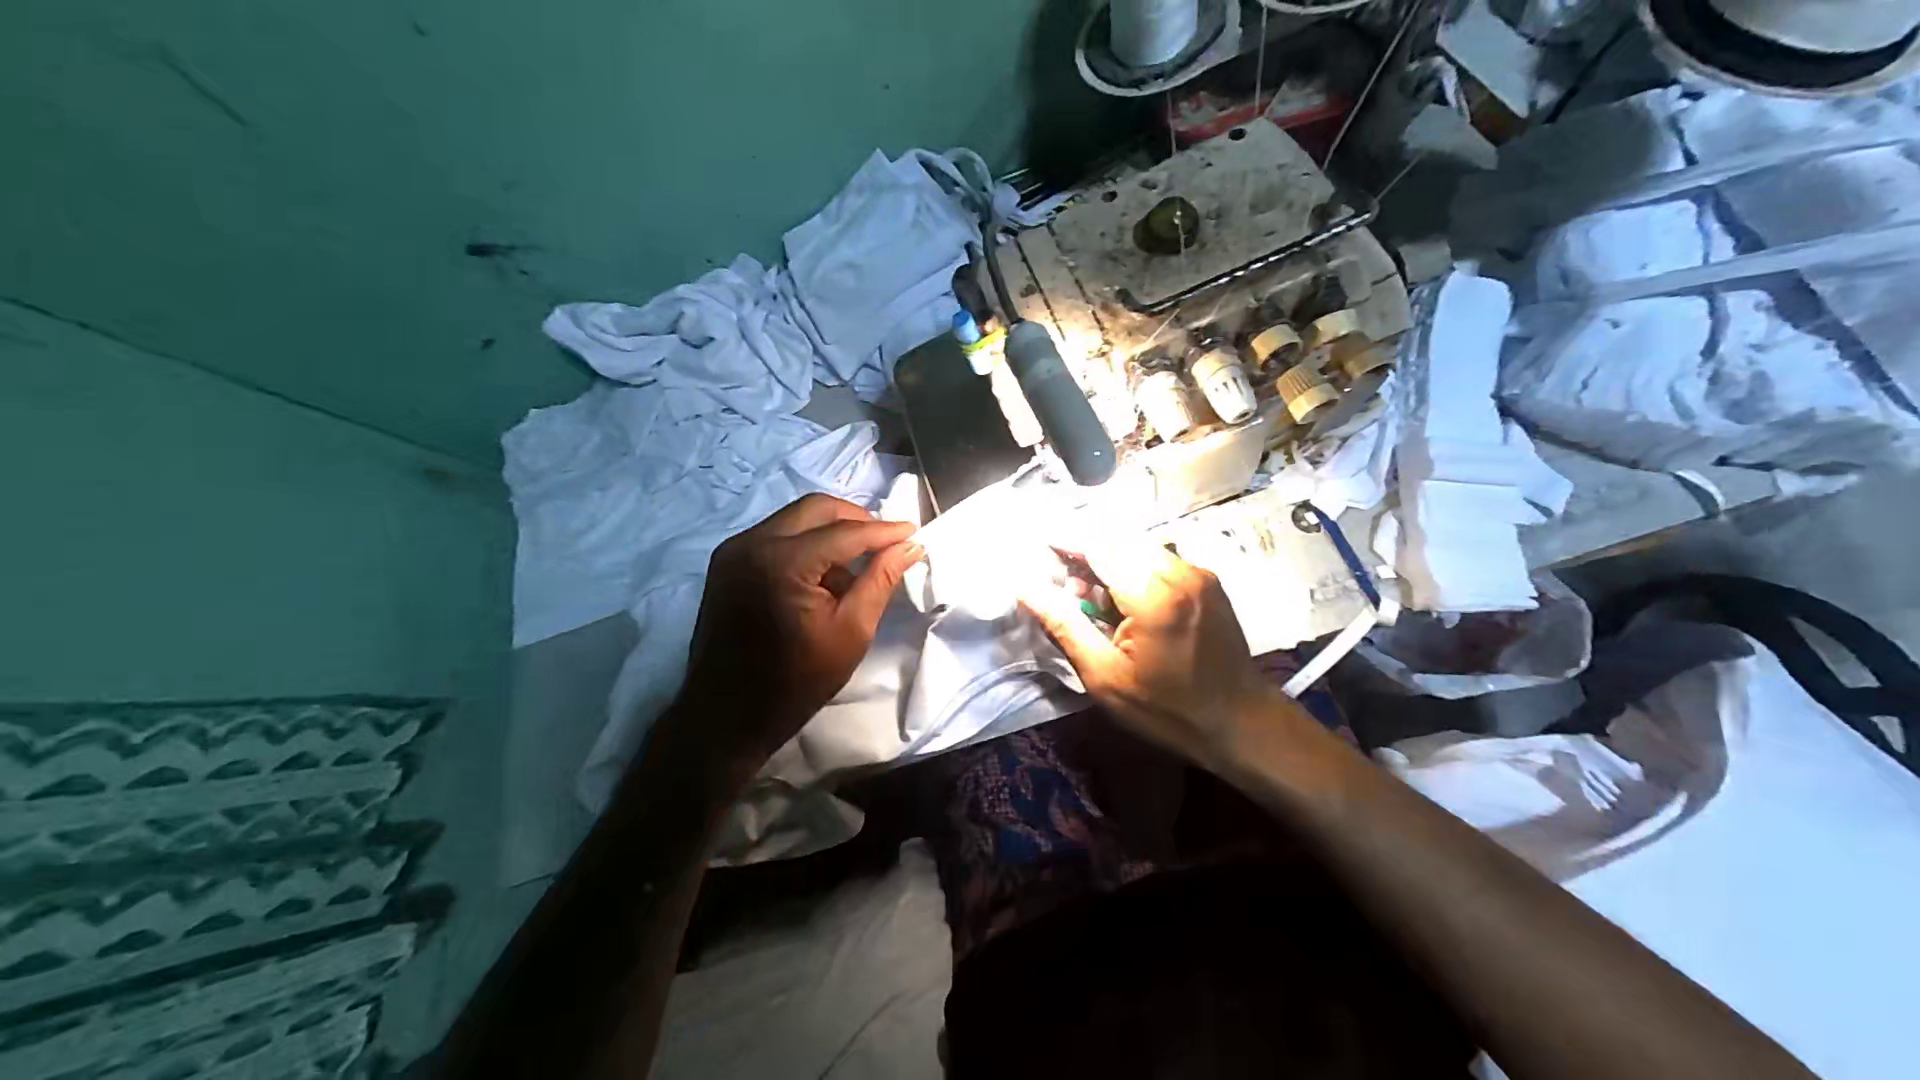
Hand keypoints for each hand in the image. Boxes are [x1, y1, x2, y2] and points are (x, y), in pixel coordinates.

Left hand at [675, 494, 923, 766]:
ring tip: (855, 565)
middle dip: (856, 520)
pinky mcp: (726, 561)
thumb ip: (880, 581)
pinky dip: (805, 543)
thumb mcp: (851, 632)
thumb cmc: (796, 681)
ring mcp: (734, 550)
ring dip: (830, 531)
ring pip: (795, 518)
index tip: (913, 532)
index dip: (883, 531)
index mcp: (782, 562)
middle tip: (885, 543)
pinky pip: (776, 535)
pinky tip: (823, 575)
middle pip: (816, 508)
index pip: (845, 532)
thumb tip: (909, 545)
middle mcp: (752, 542)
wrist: (727, 715)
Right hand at [1021, 537, 1291, 770]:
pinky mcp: (1205, 580)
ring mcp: (1197, 573)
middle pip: (1118, 539)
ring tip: (1088, 596)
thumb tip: (1027, 589)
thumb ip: (1064, 626)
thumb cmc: (1167, 710)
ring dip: (1108, 560)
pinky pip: (1157, 559)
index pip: (1099, 545)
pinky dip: (1131, 568)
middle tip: (1062, 583)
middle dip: (1085, 552)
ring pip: (1137, 546)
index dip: (1065, 541)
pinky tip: (1119, 599)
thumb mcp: (1105, 677)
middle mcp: (1179, 571)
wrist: (1241, 722)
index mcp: (1154, 594)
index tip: (1038, 547)